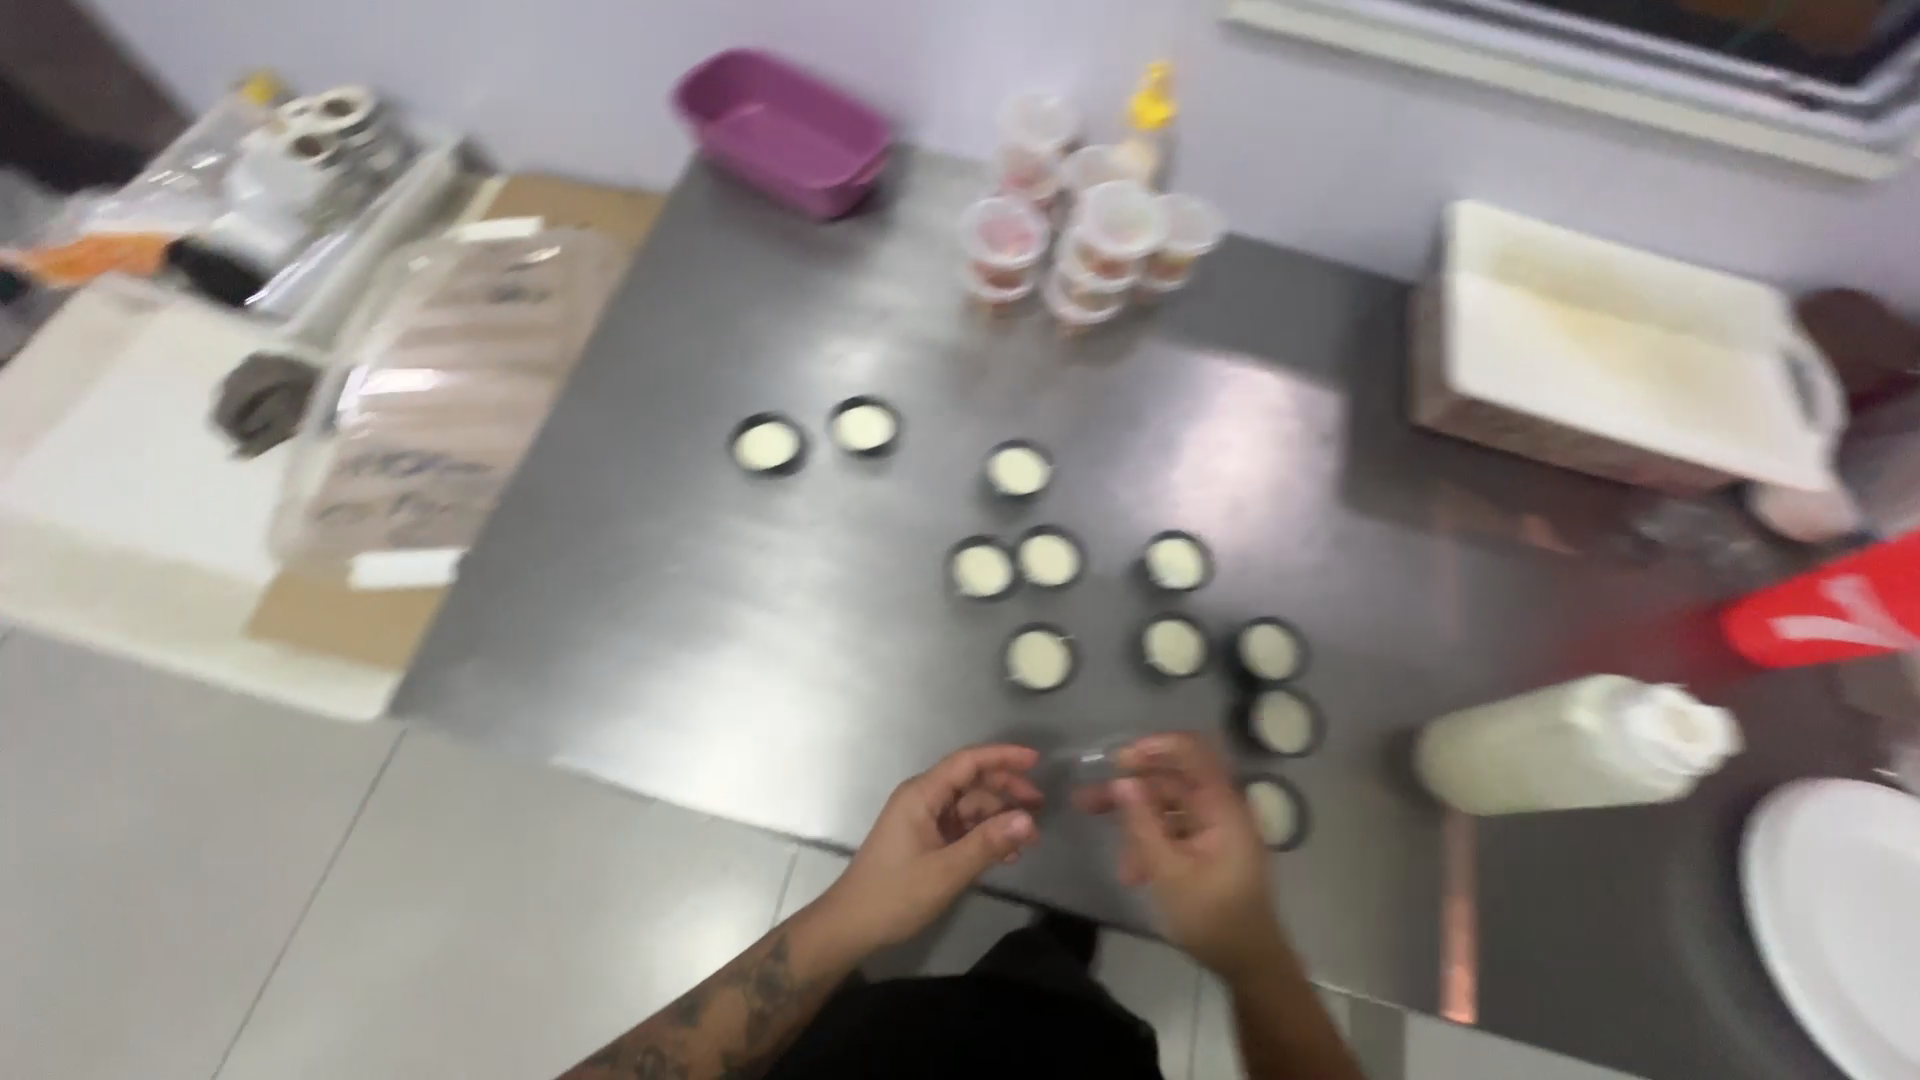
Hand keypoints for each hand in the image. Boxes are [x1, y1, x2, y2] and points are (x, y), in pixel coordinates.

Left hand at [814, 744, 1042, 952]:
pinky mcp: (925, 840)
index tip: (1036, 760)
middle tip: (1040, 808)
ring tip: (1030, 839)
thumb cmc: (894, 895)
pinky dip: (984, 836)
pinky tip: (1008, 854)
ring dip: (999, 818)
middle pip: (972, 782)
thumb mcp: (946, 871)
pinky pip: (962, 827)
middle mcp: (923, 798)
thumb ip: (988, 844)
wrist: (850, 926)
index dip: (1003, 757)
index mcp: (922, 793)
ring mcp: (923, 819)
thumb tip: (1028, 819)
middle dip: (1007, 790)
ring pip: (970, 806)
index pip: (967, 761)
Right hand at [1102, 733, 1286, 978]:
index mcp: (1222, 806)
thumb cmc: (1214, 917)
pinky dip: (1150, 842)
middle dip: (1130, 788)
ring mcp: (1215, 828)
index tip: (1118, 760)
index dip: (1155, 747)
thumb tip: (1121, 781)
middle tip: (1089, 799)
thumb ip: (1142, 822)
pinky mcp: (1208, 847)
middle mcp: (1221, 809)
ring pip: (1167, 807)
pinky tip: (1131, 872)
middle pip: (1171, 781)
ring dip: (1134, 821)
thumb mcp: (1169, 871)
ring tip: (1102, 840)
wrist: (1251, 966)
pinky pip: (1173, 830)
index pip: (1192, 753)